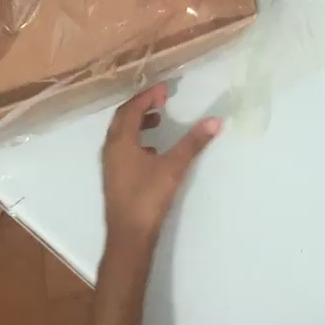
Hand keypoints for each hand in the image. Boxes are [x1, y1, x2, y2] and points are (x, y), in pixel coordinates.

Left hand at [101, 83, 221, 252]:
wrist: (129, 235)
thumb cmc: (148, 197)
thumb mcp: (173, 167)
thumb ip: (193, 142)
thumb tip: (215, 121)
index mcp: (120, 140)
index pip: (132, 108)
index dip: (148, 95)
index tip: (165, 89)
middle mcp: (110, 147)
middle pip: (123, 117)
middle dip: (142, 105)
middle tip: (161, 99)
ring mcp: (110, 162)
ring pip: (122, 133)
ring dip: (138, 122)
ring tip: (159, 120)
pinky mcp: (114, 176)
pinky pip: (123, 147)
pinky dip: (136, 139)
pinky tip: (153, 149)